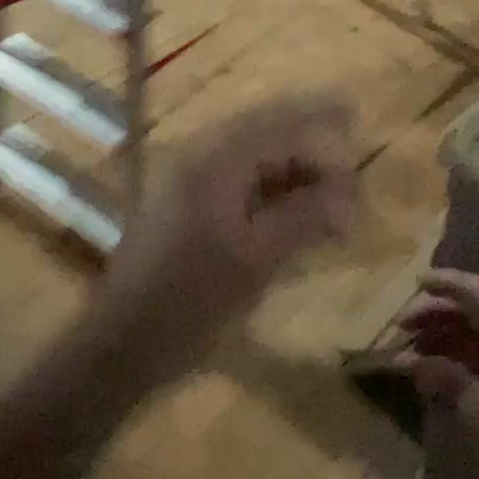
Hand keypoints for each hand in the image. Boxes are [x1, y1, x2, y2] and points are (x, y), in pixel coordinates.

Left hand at [88, 95, 358, 388]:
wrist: (118, 350)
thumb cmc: (190, 303)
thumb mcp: (257, 261)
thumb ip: (305, 216)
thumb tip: (348, 193)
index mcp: (216, 166)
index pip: (283, 128)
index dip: (326, 136)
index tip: (360, 145)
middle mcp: (201, 161)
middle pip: (268, 128)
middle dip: (312, 131)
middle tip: (351, 130)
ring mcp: (190, 184)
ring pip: (256, 153)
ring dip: (296, 160)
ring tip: (333, 181)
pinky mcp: (187, 210)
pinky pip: (242, 178)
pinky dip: (275, 184)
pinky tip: (299, 205)